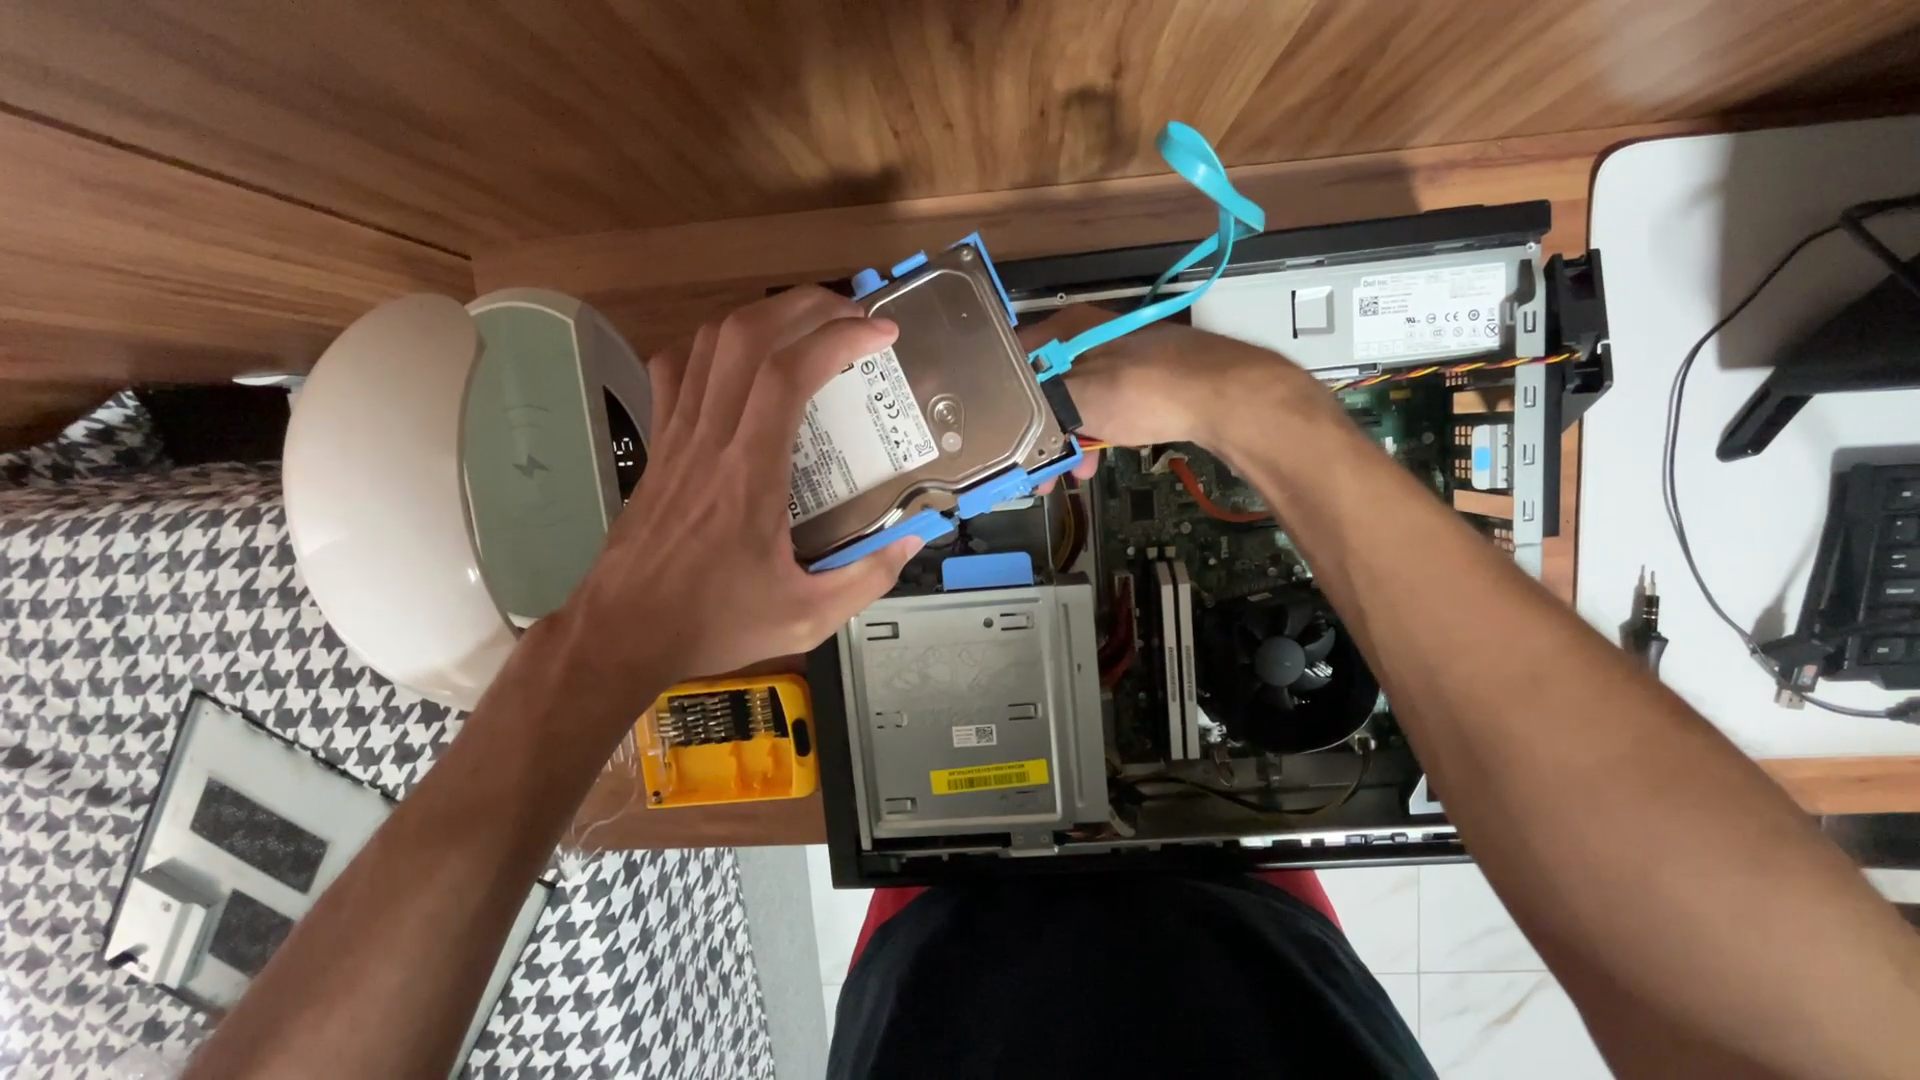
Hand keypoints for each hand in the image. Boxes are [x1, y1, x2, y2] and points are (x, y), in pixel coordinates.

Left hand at [553, 287, 922, 700]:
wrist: (623, 632)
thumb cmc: (715, 623)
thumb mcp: (807, 617)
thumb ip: (868, 578)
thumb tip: (912, 540)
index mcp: (751, 473)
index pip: (790, 373)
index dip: (840, 337)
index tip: (881, 332)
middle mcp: (711, 438)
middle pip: (749, 335)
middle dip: (808, 306)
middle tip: (854, 315)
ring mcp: (677, 435)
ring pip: (710, 342)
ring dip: (763, 316)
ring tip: (807, 324)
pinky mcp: (658, 444)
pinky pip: (675, 369)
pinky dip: (710, 345)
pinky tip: (737, 358)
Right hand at [1017, 305, 1336, 456]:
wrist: (1223, 396)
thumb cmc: (1141, 391)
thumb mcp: (1076, 398)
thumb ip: (1037, 403)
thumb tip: (1007, 414)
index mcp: (1065, 329)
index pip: (1011, 358)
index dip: (998, 398)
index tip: (995, 434)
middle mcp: (1088, 336)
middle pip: (1044, 385)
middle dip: (1037, 430)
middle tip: (1035, 470)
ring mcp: (1119, 356)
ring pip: (1076, 400)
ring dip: (1068, 439)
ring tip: (1070, 474)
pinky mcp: (1143, 379)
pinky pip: (1104, 407)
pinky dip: (1095, 433)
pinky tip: (1097, 459)